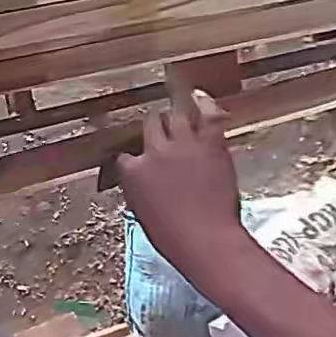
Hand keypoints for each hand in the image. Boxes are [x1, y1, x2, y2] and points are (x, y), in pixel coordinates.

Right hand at [115, 85, 244, 274]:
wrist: (204, 238)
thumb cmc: (173, 235)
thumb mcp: (143, 213)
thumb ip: (141, 191)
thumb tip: (144, 186)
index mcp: (132, 172)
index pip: (125, 156)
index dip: (132, 157)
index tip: (137, 160)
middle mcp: (153, 152)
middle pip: (150, 125)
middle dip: (154, 126)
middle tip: (159, 127)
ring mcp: (182, 145)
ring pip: (174, 116)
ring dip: (175, 116)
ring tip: (178, 113)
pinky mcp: (209, 144)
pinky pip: (207, 116)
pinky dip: (205, 106)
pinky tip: (202, 98)